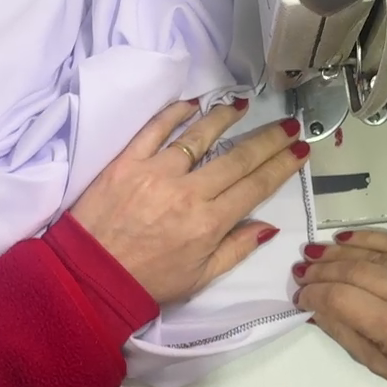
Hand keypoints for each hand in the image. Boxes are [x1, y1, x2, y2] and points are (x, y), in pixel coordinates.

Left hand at [71, 98, 310, 303]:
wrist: (88, 278)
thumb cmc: (148, 282)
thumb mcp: (200, 278)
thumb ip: (236, 249)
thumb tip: (267, 226)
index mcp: (209, 223)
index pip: (256, 186)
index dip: (282, 165)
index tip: (299, 149)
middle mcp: (188, 192)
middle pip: (238, 157)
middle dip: (268, 139)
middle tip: (287, 124)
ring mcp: (157, 172)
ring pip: (199, 136)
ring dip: (225, 118)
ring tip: (243, 106)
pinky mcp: (127, 161)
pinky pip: (155, 129)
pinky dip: (175, 112)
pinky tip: (193, 104)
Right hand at [292, 230, 386, 386]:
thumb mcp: (384, 369)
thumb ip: (345, 333)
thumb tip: (312, 304)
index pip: (343, 298)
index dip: (315, 292)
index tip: (299, 292)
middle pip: (357, 271)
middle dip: (323, 269)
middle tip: (301, 268)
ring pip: (378, 253)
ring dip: (341, 251)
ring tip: (317, 252)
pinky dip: (373, 239)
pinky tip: (348, 239)